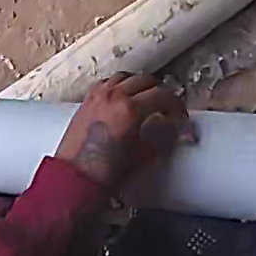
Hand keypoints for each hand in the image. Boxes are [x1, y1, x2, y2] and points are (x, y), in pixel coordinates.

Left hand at [54, 73, 194, 188]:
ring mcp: (98, 95)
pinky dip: (119, 85)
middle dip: (159, 93)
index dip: (176, 105)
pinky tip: (122, 99)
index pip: (162, 95)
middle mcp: (114, 95)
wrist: (75, 177)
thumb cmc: (107, 171)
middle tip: (165, 108)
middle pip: (145, 81)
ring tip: (145, 100)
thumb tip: (180, 132)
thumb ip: (163, 139)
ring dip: (138, 85)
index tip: (180, 116)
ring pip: (125, 77)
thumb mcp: (142, 156)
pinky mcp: (87, 99)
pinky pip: (107, 82)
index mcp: (130, 108)